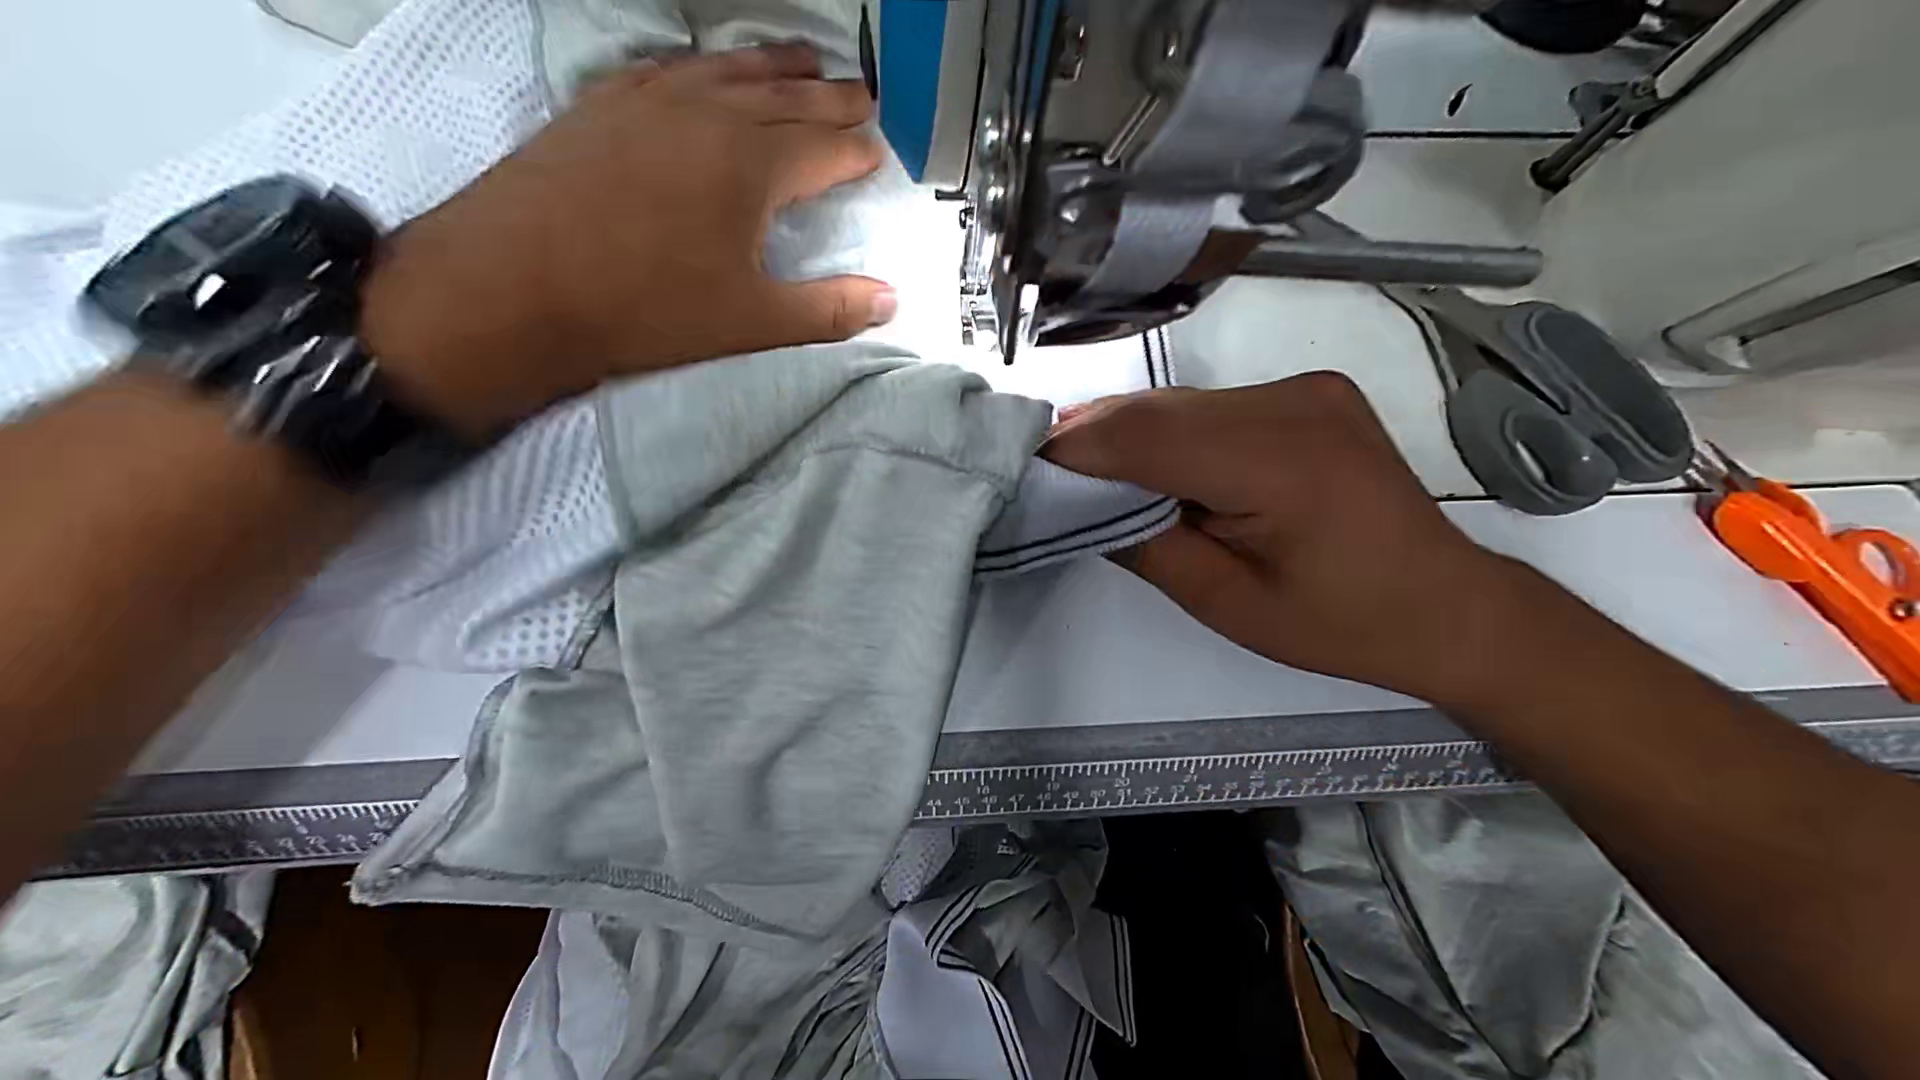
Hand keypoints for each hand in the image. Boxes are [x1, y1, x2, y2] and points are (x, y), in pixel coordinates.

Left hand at [360, 44, 891, 436]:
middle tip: (861, 94)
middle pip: (783, 97)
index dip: (856, 150)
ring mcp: (647, 103)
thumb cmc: (647, 309)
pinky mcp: (600, 107)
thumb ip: (828, 310)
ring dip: (770, 66)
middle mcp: (705, 116)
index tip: (878, 151)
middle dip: (829, 98)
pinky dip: (698, 66)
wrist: (514, 288)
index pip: (823, 147)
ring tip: (802, 59)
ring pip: (725, 70)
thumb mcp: (752, 321)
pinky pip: (663, 69)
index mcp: (750, 165)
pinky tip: (701, 68)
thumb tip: (890, 300)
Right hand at [1042, 373, 1537, 704]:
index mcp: (1284, 464)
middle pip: (1161, 410)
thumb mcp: (1225, 602)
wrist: (1444, 604)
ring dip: (1125, 430)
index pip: (1150, 438)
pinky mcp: (1308, 393)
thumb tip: (1080, 506)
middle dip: (1092, 435)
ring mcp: (1306, 390)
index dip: (1079, 447)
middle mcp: (1296, 404)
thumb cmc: (1339, 623)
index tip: (1024, 462)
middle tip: (1039, 461)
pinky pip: (1211, 406)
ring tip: (1077, 460)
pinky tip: (1140, 455)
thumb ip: (1145, 543)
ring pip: (1181, 403)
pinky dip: (1165, 430)